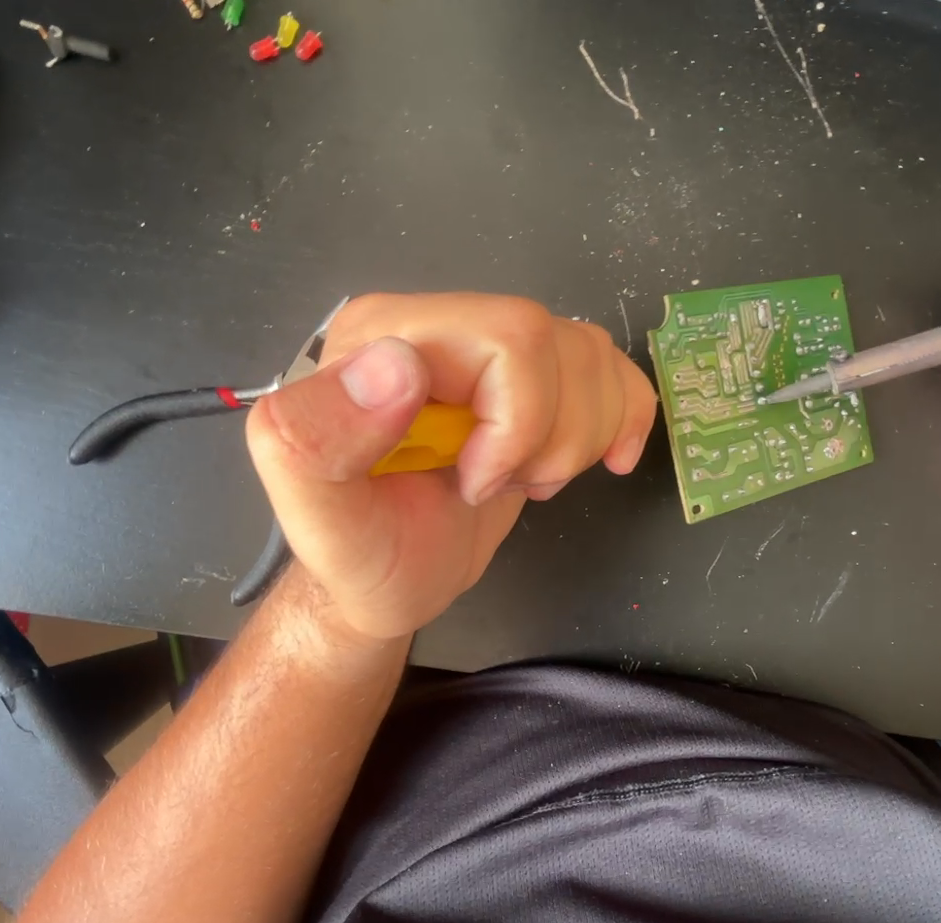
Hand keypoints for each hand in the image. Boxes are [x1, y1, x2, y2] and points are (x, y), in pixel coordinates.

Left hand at [246, 293, 656, 640]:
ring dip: (578, 441)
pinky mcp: (531, 383)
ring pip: (591, 356)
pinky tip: (608, 460)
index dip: (516, 424)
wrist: (393, 578)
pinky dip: (625, 416)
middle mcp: (438, 327)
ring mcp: (489, 352)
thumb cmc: (359, 559)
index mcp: (382, 337)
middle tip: (497, 488)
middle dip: (549, 440)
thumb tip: (398, 364)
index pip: (507, 337)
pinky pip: (609, 367)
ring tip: (520, 483)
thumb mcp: (319, 521)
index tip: (473, 486)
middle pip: (557, 344)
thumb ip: (316, 439)